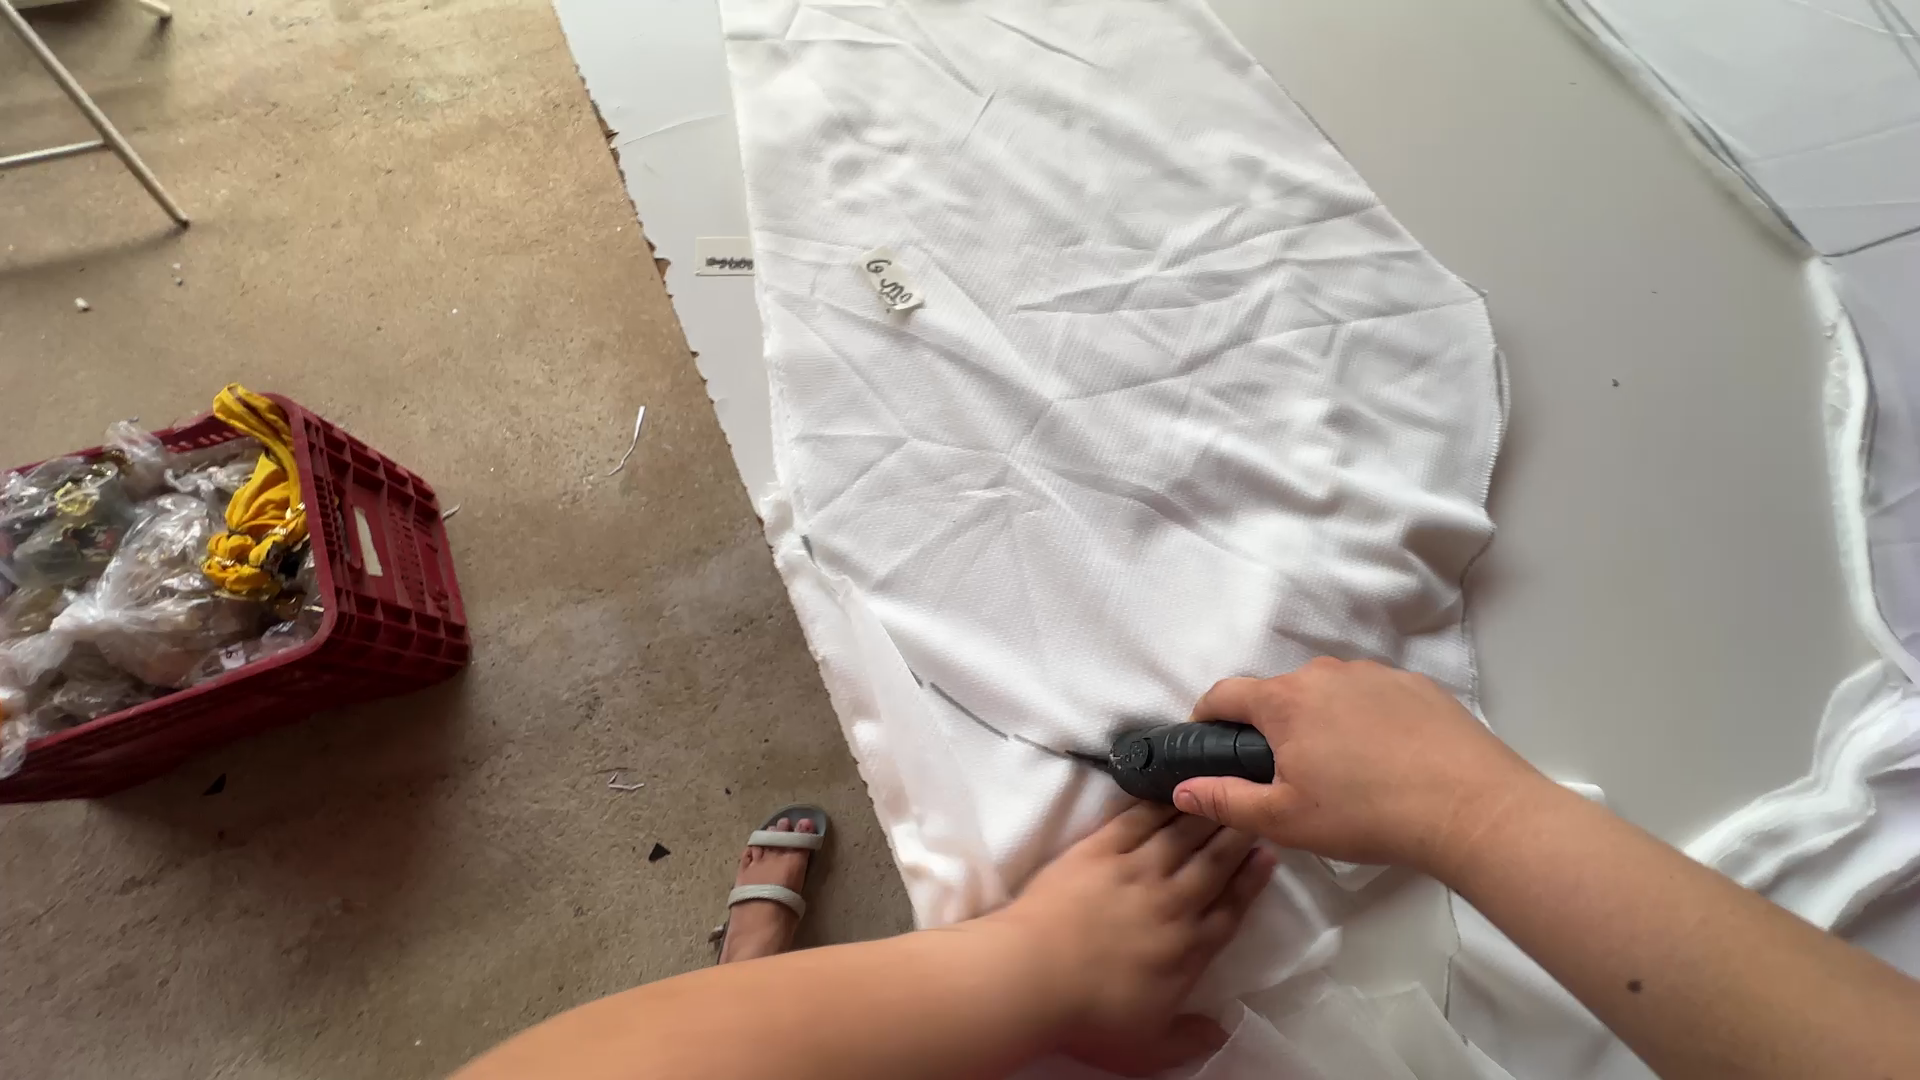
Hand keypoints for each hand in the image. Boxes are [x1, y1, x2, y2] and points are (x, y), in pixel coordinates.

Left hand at [985, 803, 1273, 1075]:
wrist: (1033, 976)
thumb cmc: (1088, 1017)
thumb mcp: (1149, 1049)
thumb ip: (1190, 1038)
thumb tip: (1222, 1029)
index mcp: (1186, 949)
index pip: (1230, 909)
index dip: (1251, 881)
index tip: (1268, 855)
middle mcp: (1169, 903)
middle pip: (1212, 863)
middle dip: (1235, 837)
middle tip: (1250, 812)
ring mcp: (1133, 870)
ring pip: (1178, 835)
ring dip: (1201, 815)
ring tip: (1217, 797)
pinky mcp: (1098, 849)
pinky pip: (1134, 820)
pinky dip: (1154, 805)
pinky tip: (1167, 792)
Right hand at [1171, 658, 1552, 874]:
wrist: (1476, 811)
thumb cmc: (1368, 815)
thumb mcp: (1285, 820)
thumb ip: (1225, 800)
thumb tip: (1180, 789)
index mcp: (1284, 701)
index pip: (1223, 694)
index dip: (1205, 716)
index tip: (1206, 742)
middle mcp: (1321, 673)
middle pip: (1276, 694)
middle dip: (1269, 725)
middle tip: (1285, 771)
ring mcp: (1371, 674)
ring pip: (1324, 692)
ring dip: (1317, 718)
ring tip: (1342, 766)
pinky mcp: (1414, 684)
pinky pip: (1369, 694)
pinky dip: (1363, 716)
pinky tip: (1386, 755)